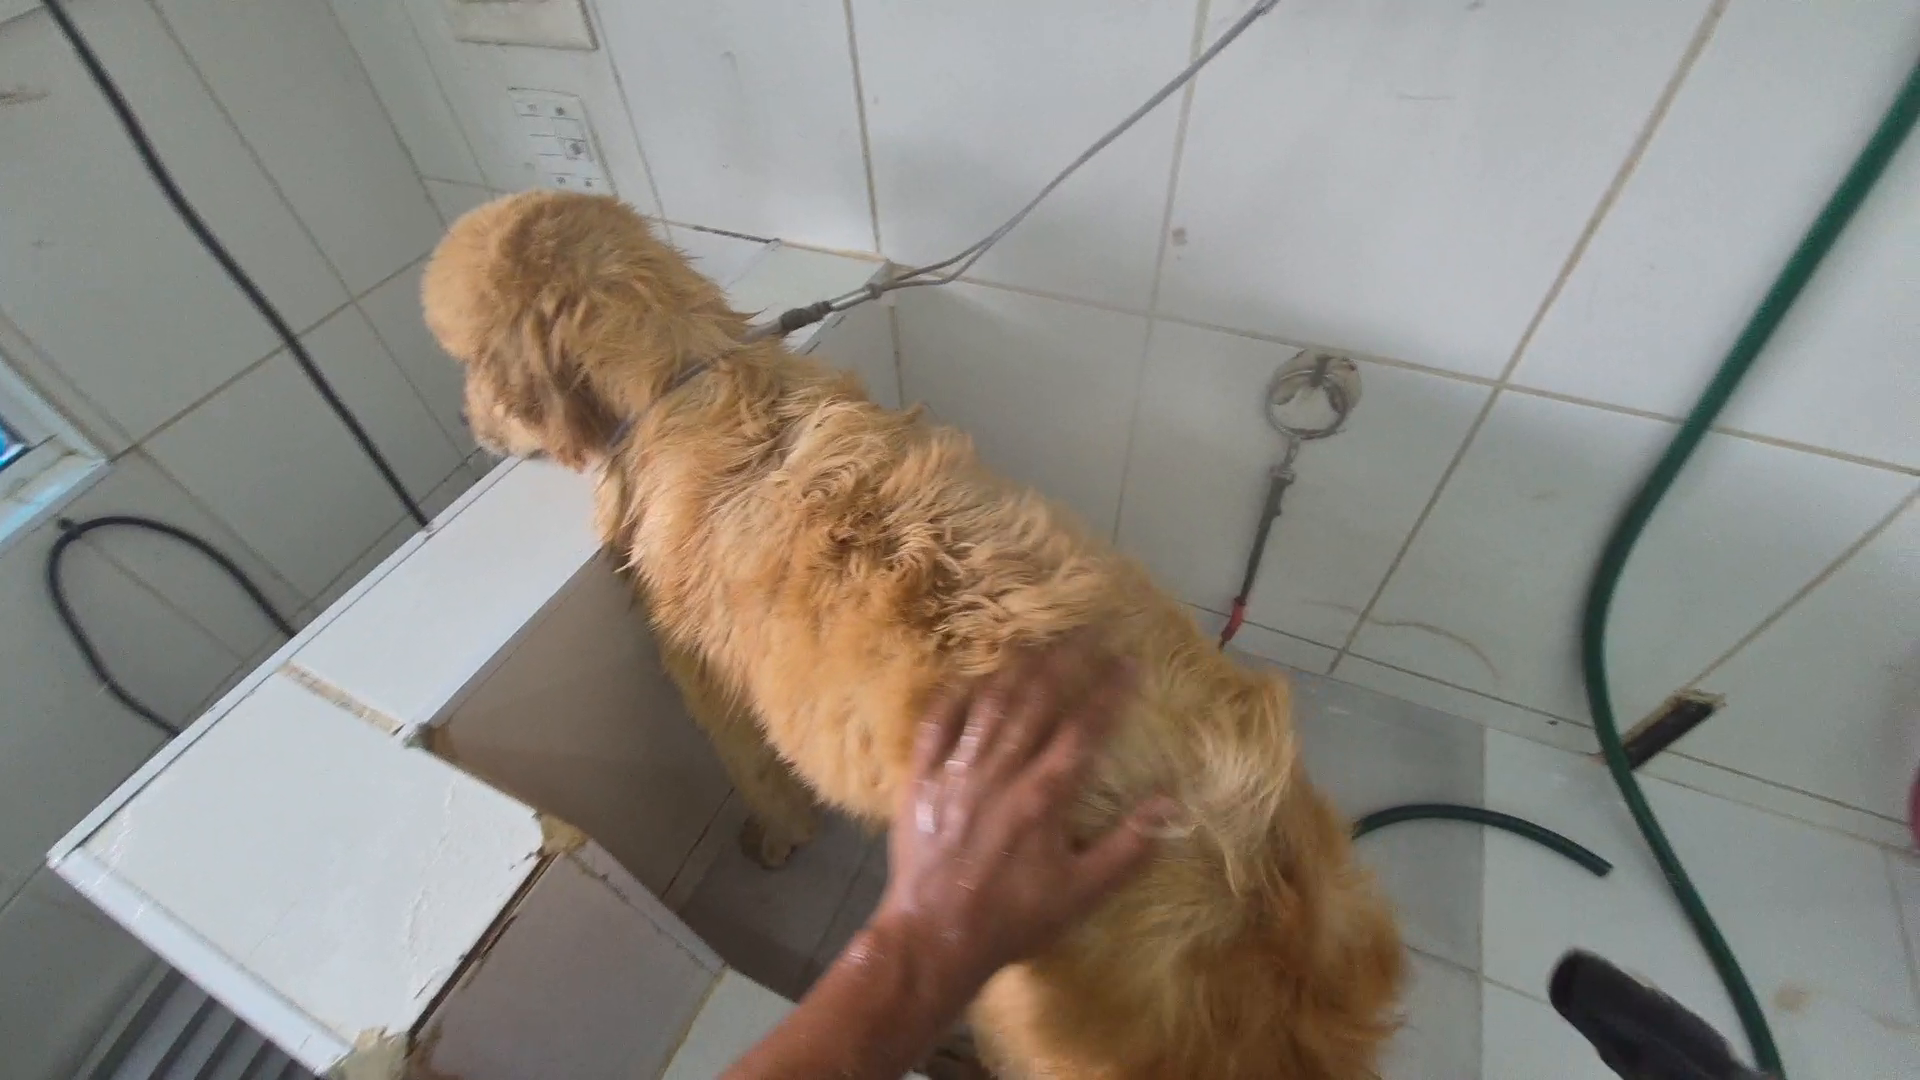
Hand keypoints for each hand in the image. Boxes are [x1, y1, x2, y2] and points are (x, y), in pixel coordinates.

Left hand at [869, 640, 1175, 991]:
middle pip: (1038, 700)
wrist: (934, 936)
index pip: (1084, 727)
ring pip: (991, 703)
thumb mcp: (1081, 895)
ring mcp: (957, 768)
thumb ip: (1128, 847)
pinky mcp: (922, 776)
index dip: (1110, 691)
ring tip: (1041, 643)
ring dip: (1018, 668)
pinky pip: (937, 723)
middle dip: (1068, 660)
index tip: (1130, 662)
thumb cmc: (1014, 917)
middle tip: (1090, 632)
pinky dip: (955, 695)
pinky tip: (971, 677)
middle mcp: (1001, 769)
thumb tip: (1172, 801)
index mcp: (1044, 795)